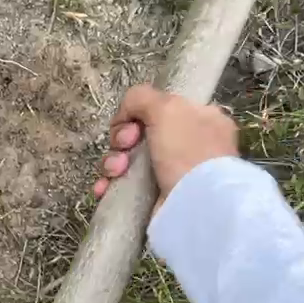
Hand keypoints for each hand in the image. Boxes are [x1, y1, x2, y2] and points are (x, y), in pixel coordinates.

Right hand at [95, 84, 239, 207]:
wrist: (195, 204)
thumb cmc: (187, 151)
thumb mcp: (168, 108)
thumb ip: (141, 98)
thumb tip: (124, 113)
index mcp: (199, 119)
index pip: (159, 109)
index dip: (138, 114)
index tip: (134, 123)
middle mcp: (186, 145)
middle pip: (138, 134)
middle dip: (121, 139)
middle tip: (125, 146)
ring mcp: (169, 173)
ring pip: (126, 160)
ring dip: (111, 163)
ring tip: (116, 171)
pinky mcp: (152, 197)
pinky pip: (122, 185)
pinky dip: (108, 185)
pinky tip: (104, 188)